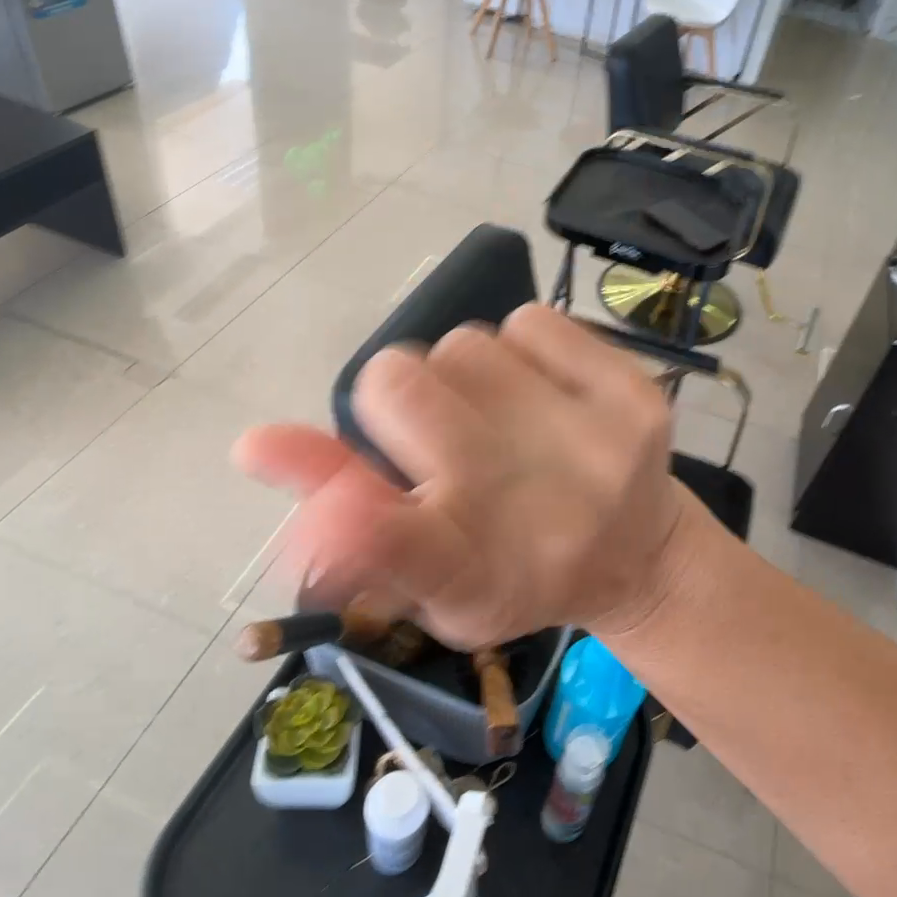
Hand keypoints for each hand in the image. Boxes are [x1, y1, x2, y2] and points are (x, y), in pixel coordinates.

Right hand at [233, 304, 696, 649]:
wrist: (642, 555)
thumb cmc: (514, 572)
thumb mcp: (424, 575)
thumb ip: (343, 512)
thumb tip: (255, 443)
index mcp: (470, 574)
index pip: (396, 545)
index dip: (351, 519)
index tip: (326, 506)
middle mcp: (534, 509)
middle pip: (401, 382)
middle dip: (395, 400)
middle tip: (433, 436)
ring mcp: (598, 443)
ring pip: (462, 345)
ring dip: (458, 376)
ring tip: (490, 421)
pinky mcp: (637, 394)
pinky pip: (528, 321)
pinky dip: (517, 348)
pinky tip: (537, 395)